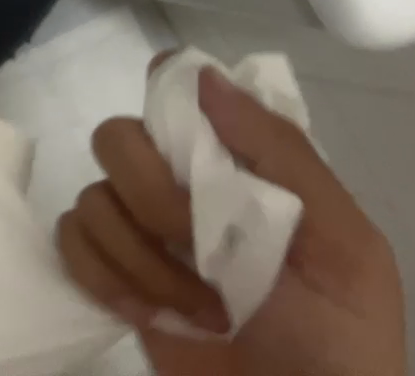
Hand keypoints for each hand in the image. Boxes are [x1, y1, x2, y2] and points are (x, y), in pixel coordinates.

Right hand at [57, 57, 406, 375]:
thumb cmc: (338, 340)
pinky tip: (150, 314)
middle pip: (116, 138)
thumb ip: (282, 154)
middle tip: (198, 246)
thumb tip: (203, 74)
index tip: (181, 139)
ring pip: (90, 197)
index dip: (165, 99)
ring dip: (141, 260)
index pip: (174, 89)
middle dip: (152, 197)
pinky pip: (69, 242)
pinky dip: (106, 279)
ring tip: (196, 309)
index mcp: (233, 163)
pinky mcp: (103, 268)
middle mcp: (174, 181)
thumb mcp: (344, 247)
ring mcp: (134, 225)